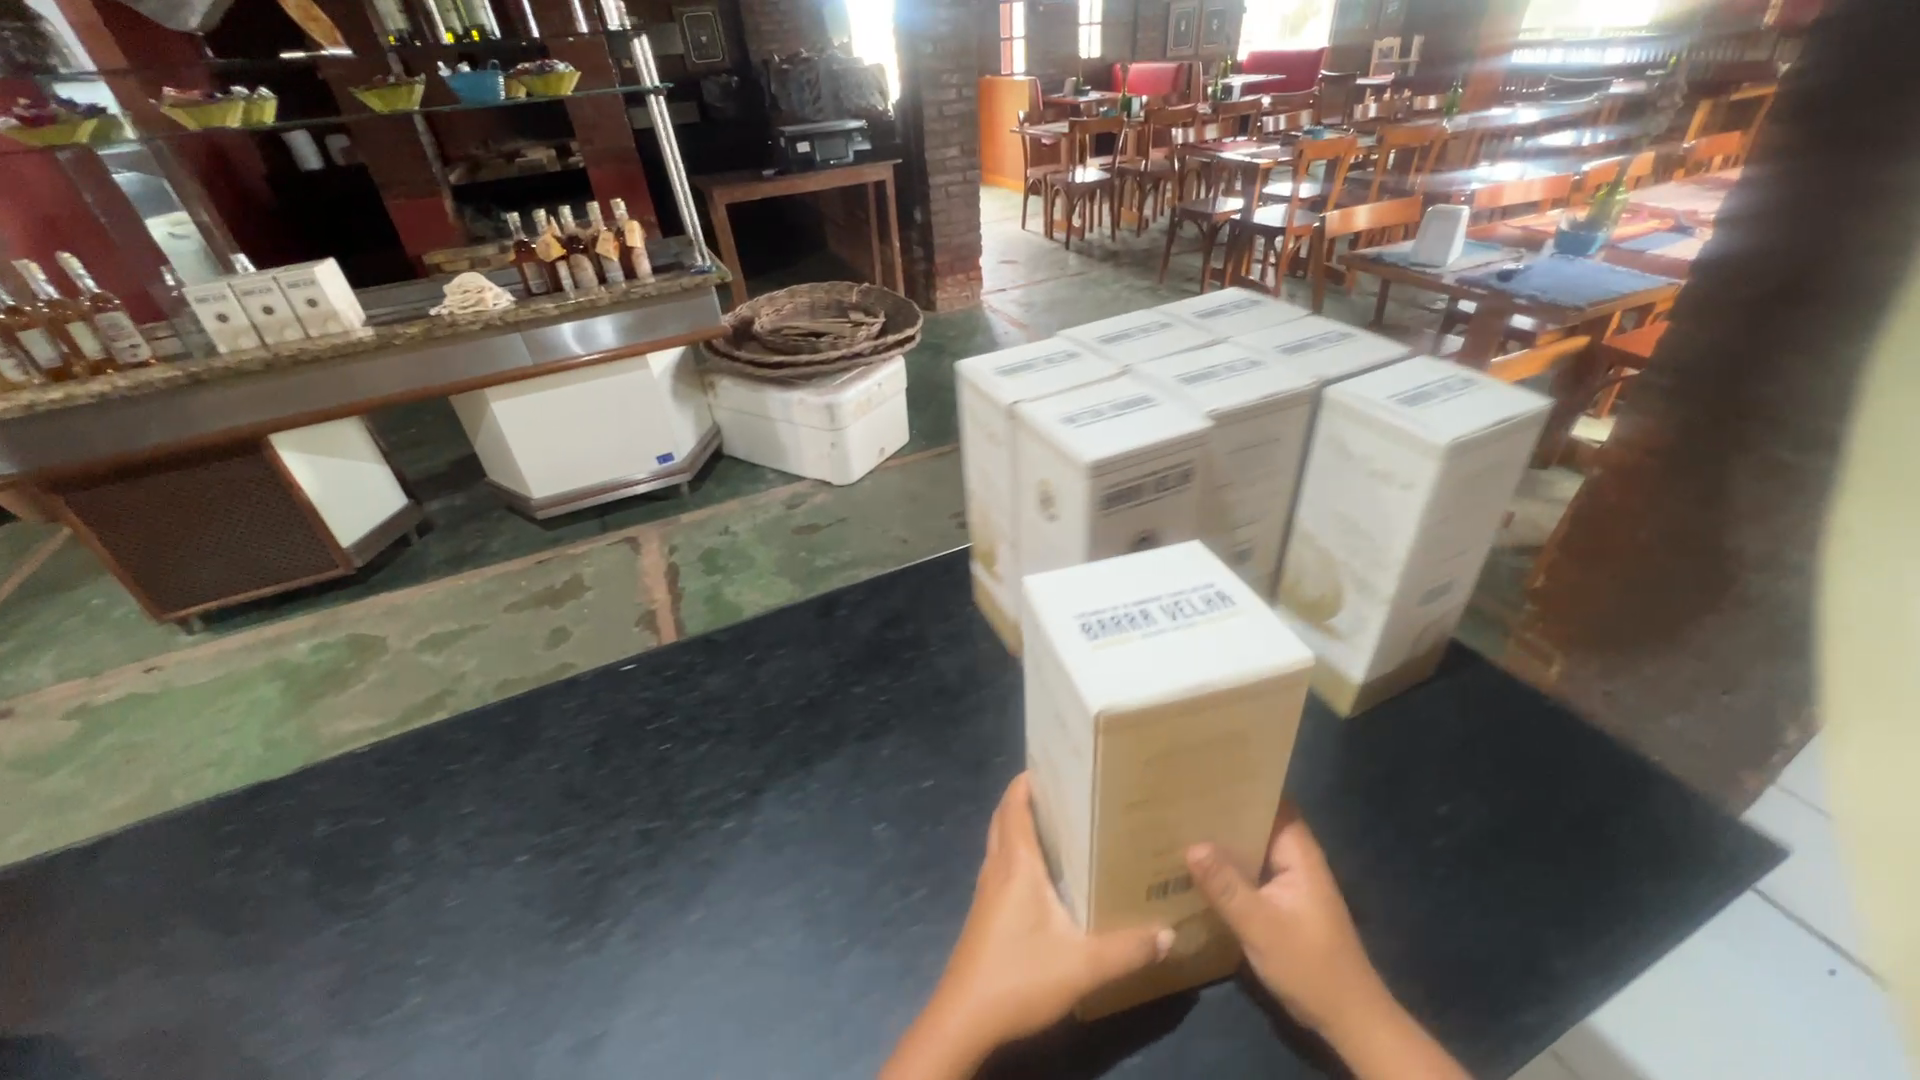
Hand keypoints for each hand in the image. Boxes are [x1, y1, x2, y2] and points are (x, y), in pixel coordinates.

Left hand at [881, 773, 1172, 1079]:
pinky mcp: (983, 915)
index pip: (1014, 805)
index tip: (1054, 764)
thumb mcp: (1083, 965)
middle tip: (1064, 792)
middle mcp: (996, 869)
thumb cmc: (1019, 977)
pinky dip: (1018, 857)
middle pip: (1004, 819)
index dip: (1027, 781)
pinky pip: (1000, 868)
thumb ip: (1128, 949)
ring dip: (1020, 827)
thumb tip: (1169, 933)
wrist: (964, 1019)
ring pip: (999, 844)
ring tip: (1060, 827)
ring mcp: (985, 893)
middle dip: (1026, 799)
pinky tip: (1045, 879)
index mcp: (1016, 865)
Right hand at [1187, 807, 1468, 1079]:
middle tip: (1176, 797)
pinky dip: (1224, 868)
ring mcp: (1287, 882)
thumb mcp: (1261, 926)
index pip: (1271, 801)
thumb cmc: (1310, 966)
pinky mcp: (1278, 903)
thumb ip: (1226, 886)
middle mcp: (1294, 860)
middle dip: (1221, 811)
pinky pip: (1247, 874)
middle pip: (1255, 822)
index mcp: (1298, 854)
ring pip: (1249, 849)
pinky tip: (1191, 868)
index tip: (1203, 773)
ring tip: (1175, 824)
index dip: (1242, 784)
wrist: (1346, 1018)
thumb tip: (1191, 844)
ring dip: (1220, 841)